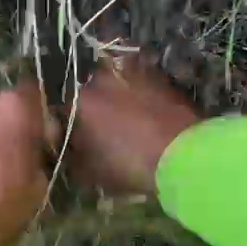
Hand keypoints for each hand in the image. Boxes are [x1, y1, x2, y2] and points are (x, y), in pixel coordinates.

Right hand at [66, 56, 201, 195]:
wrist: (185, 155)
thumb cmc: (130, 165)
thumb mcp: (90, 172)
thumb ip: (72, 157)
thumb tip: (69, 150)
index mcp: (79, 101)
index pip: (61, 111)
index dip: (66, 127)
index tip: (74, 141)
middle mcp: (102, 79)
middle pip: (88, 92)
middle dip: (92, 107)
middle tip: (100, 130)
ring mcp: (133, 74)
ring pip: (116, 84)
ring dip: (116, 98)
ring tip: (126, 121)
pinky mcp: (160, 77)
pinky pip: (140, 85)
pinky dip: (140, 96)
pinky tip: (147, 115)